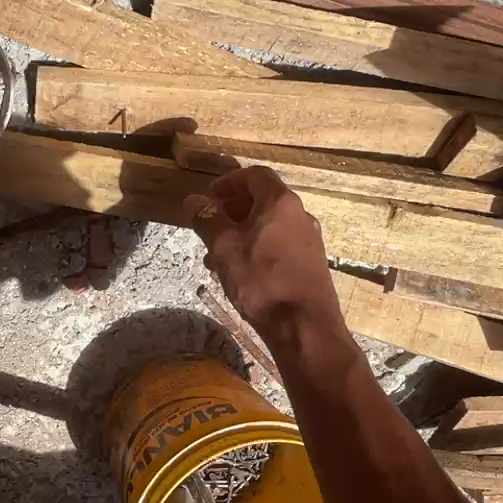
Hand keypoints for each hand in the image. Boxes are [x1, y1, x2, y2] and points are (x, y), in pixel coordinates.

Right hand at [183, 167, 343, 346]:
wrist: (304, 326)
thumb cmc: (261, 281)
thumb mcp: (224, 248)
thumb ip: (207, 220)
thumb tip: (193, 200)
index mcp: (280, 203)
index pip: (255, 175)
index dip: (229, 182)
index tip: (209, 197)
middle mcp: (299, 216)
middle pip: (263, 201)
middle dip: (232, 210)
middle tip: (209, 225)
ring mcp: (308, 241)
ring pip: (268, 227)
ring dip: (240, 233)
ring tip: (215, 255)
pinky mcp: (309, 265)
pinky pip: (277, 246)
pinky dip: (255, 249)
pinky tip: (237, 273)